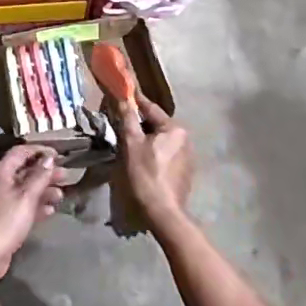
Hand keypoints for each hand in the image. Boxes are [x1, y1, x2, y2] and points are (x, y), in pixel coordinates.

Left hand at [0, 145, 78, 271]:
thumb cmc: (8, 219)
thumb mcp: (27, 196)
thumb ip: (39, 176)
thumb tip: (49, 158)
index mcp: (2, 171)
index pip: (20, 152)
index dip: (38, 150)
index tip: (58, 154)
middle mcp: (1, 181)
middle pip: (25, 170)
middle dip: (45, 171)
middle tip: (66, 175)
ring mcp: (3, 199)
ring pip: (26, 188)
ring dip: (44, 189)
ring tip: (61, 194)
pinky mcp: (7, 215)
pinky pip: (24, 204)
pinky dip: (37, 205)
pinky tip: (50, 210)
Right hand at [119, 94, 193, 228]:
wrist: (162, 211)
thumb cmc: (145, 173)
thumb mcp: (131, 142)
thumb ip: (127, 117)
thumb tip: (122, 98)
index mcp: (175, 129)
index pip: (150, 108)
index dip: (133, 101)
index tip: (119, 94)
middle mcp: (186, 139)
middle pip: (156, 124)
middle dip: (138, 122)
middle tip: (118, 123)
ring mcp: (187, 157)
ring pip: (160, 139)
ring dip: (145, 137)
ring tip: (127, 141)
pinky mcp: (184, 171)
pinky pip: (165, 152)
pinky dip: (152, 151)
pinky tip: (140, 159)